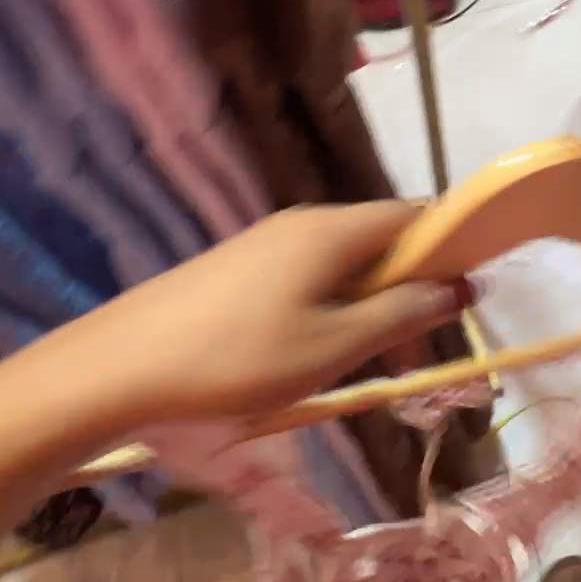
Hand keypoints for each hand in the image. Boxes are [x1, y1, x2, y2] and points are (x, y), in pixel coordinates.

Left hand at [12, 202, 468, 427]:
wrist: (117, 366)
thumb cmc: (238, 358)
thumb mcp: (334, 346)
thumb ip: (401, 312)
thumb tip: (460, 285)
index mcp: (332, 229)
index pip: (413, 214)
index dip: (448, 245)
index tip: (462, 294)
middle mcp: (304, 221)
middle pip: (380, 237)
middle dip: (407, 284)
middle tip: (408, 347)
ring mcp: (267, 240)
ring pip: (343, 260)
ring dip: (368, 300)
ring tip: (359, 357)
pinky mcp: (240, 264)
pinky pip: (308, 272)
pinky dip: (330, 303)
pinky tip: (309, 348)